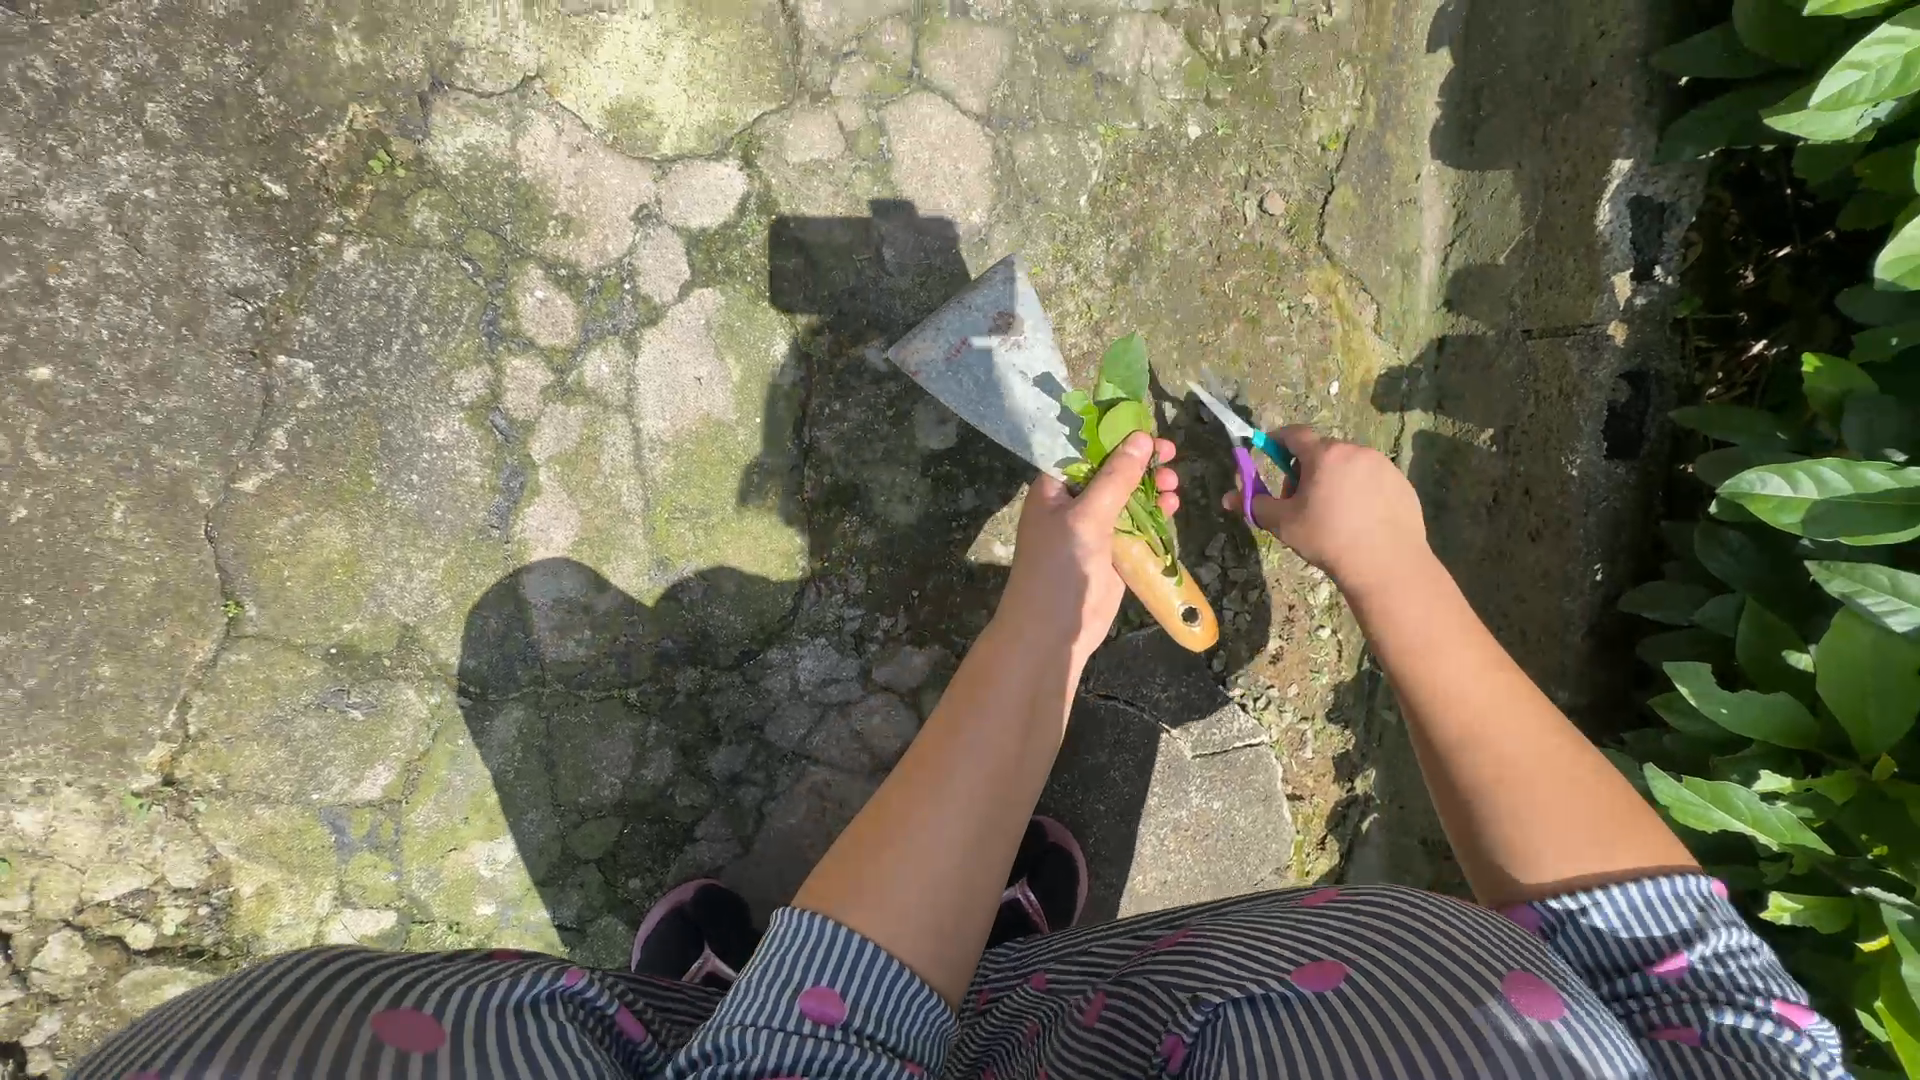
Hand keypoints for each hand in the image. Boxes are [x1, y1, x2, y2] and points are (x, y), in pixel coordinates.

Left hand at [999, 432, 1179, 664]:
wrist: (1052, 631)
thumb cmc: (1059, 567)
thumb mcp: (1086, 517)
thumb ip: (1115, 478)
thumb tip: (1141, 438)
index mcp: (1054, 487)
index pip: (1084, 448)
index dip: (1114, 435)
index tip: (1147, 428)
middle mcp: (1071, 503)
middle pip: (1110, 471)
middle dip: (1140, 462)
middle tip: (1170, 455)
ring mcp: (1092, 529)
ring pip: (1127, 497)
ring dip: (1151, 488)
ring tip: (1173, 485)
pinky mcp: (1111, 552)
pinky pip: (1135, 525)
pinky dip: (1153, 515)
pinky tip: (1172, 507)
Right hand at [1224, 426, 1427, 589]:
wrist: (1386, 564)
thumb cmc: (1327, 538)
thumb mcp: (1282, 523)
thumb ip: (1254, 504)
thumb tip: (1228, 498)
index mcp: (1324, 455)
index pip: (1294, 434)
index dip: (1277, 440)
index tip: (1268, 452)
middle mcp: (1356, 451)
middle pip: (1321, 451)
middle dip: (1305, 469)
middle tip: (1299, 500)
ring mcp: (1383, 466)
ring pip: (1347, 465)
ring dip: (1332, 479)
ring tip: (1330, 513)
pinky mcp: (1401, 483)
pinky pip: (1371, 479)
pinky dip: (1358, 491)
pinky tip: (1357, 520)